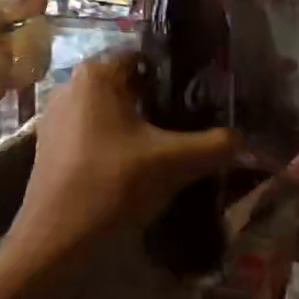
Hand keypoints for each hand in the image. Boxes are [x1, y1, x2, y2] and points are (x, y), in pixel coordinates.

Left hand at [0, 53, 238, 280]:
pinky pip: (94, 131)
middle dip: (161, 104)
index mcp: (96, 73)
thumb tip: (247, 139)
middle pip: (130, 86)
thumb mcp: (174, 163)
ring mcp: (56, 114)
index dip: (179, 78)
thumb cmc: (113, 185)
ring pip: (112, 111)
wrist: (55, 239)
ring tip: (172, 150)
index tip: (205, 100)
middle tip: (195, 127)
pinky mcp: (51, 143)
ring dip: (140, 127)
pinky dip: (117, 142)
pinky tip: (138, 167)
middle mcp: (71, 84)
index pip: (148, 59)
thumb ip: (216, 145)